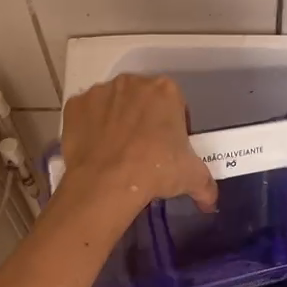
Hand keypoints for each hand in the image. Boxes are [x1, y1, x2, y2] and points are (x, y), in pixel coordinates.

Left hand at [59, 74, 217, 216]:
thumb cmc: (156, 170)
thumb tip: (211, 203)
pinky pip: (86, 115)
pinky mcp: (75, 106)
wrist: (107, 182)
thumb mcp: (192, 178)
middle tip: (144, 151)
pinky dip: (91, 128)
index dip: (174, 127)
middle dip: (144, 120)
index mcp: (166, 90)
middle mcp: (132, 83)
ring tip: (119, 153)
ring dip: (117, 121)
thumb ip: (207, 186)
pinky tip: (97, 150)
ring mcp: (100, 92)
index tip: (169, 149)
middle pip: (142, 100)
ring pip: (113, 104)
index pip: (175, 105)